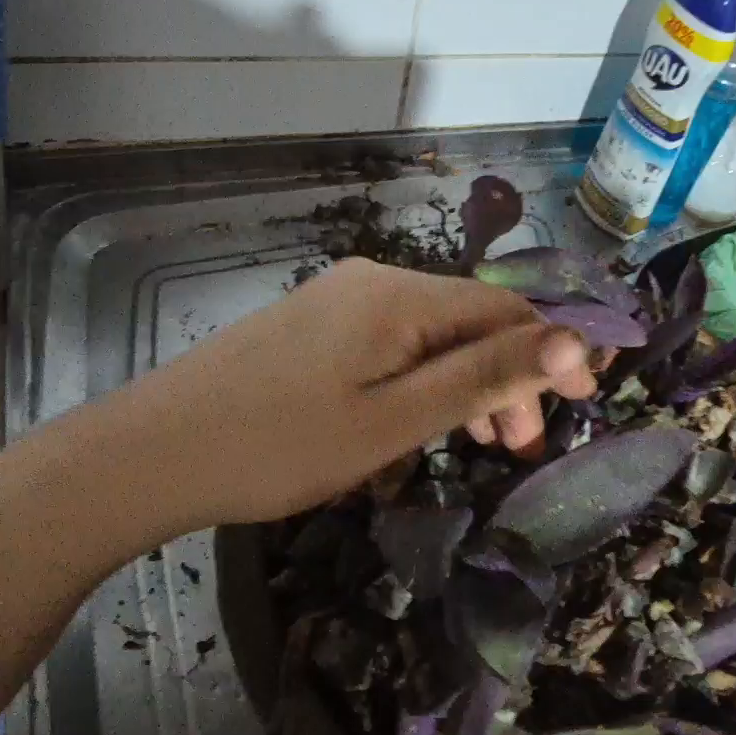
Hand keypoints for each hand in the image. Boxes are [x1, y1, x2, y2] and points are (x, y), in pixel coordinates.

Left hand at [37, 258, 596, 536]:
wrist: (151, 453)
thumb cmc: (281, 445)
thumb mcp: (395, 420)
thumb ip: (485, 378)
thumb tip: (574, 341)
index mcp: (400, 295)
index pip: (507, 306)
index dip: (554, 349)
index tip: (584, 405)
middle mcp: (375, 281)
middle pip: (469, 319)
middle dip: (509, 377)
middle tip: (517, 449)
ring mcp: (339, 300)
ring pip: (431, 334)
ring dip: (466, 383)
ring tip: (478, 445)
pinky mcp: (315, 326)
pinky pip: (392, 344)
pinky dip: (422, 381)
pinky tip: (418, 422)